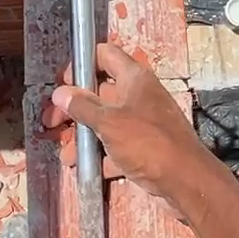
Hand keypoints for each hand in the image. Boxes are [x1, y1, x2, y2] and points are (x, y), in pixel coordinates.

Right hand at [40, 43, 224, 212]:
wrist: (186, 182)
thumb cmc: (147, 143)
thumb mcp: (109, 122)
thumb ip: (82, 106)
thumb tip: (60, 92)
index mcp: (134, 78)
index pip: (104, 55)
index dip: (81, 65)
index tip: (62, 84)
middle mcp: (139, 95)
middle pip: (100, 92)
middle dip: (74, 107)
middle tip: (52, 123)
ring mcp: (143, 122)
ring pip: (106, 121)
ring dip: (83, 135)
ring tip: (65, 153)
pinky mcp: (145, 147)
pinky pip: (116, 145)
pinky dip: (99, 154)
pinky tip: (82, 168)